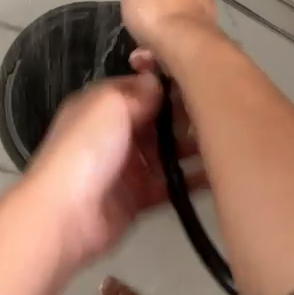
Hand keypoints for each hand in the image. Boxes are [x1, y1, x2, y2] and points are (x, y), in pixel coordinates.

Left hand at [22, 73, 203, 269]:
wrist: (65, 214)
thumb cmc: (87, 148)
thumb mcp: (111, 105)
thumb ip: (138, 92)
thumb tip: (158, 80)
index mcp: (102, 105)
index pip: (140, 88)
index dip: (167, 86)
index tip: (201, 83)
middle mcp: (114, 132)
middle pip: (156, 120)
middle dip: (184, 118)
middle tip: (221, 115)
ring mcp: (125, 167)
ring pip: (165, 152)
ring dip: (192, 148)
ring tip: (228, 142)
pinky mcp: (137, 199)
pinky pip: (168, 185)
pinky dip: (190, 181)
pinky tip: (219, 175)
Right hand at [117, 0, 219, 51]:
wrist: (184, 42)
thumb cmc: (152, 5)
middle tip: (138, 5)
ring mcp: (206, 1)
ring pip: (177, 6)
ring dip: (161, 19)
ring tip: (141, 42)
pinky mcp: (208, 25)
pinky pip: (182, 27)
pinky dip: (168, 36)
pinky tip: (152, 53)